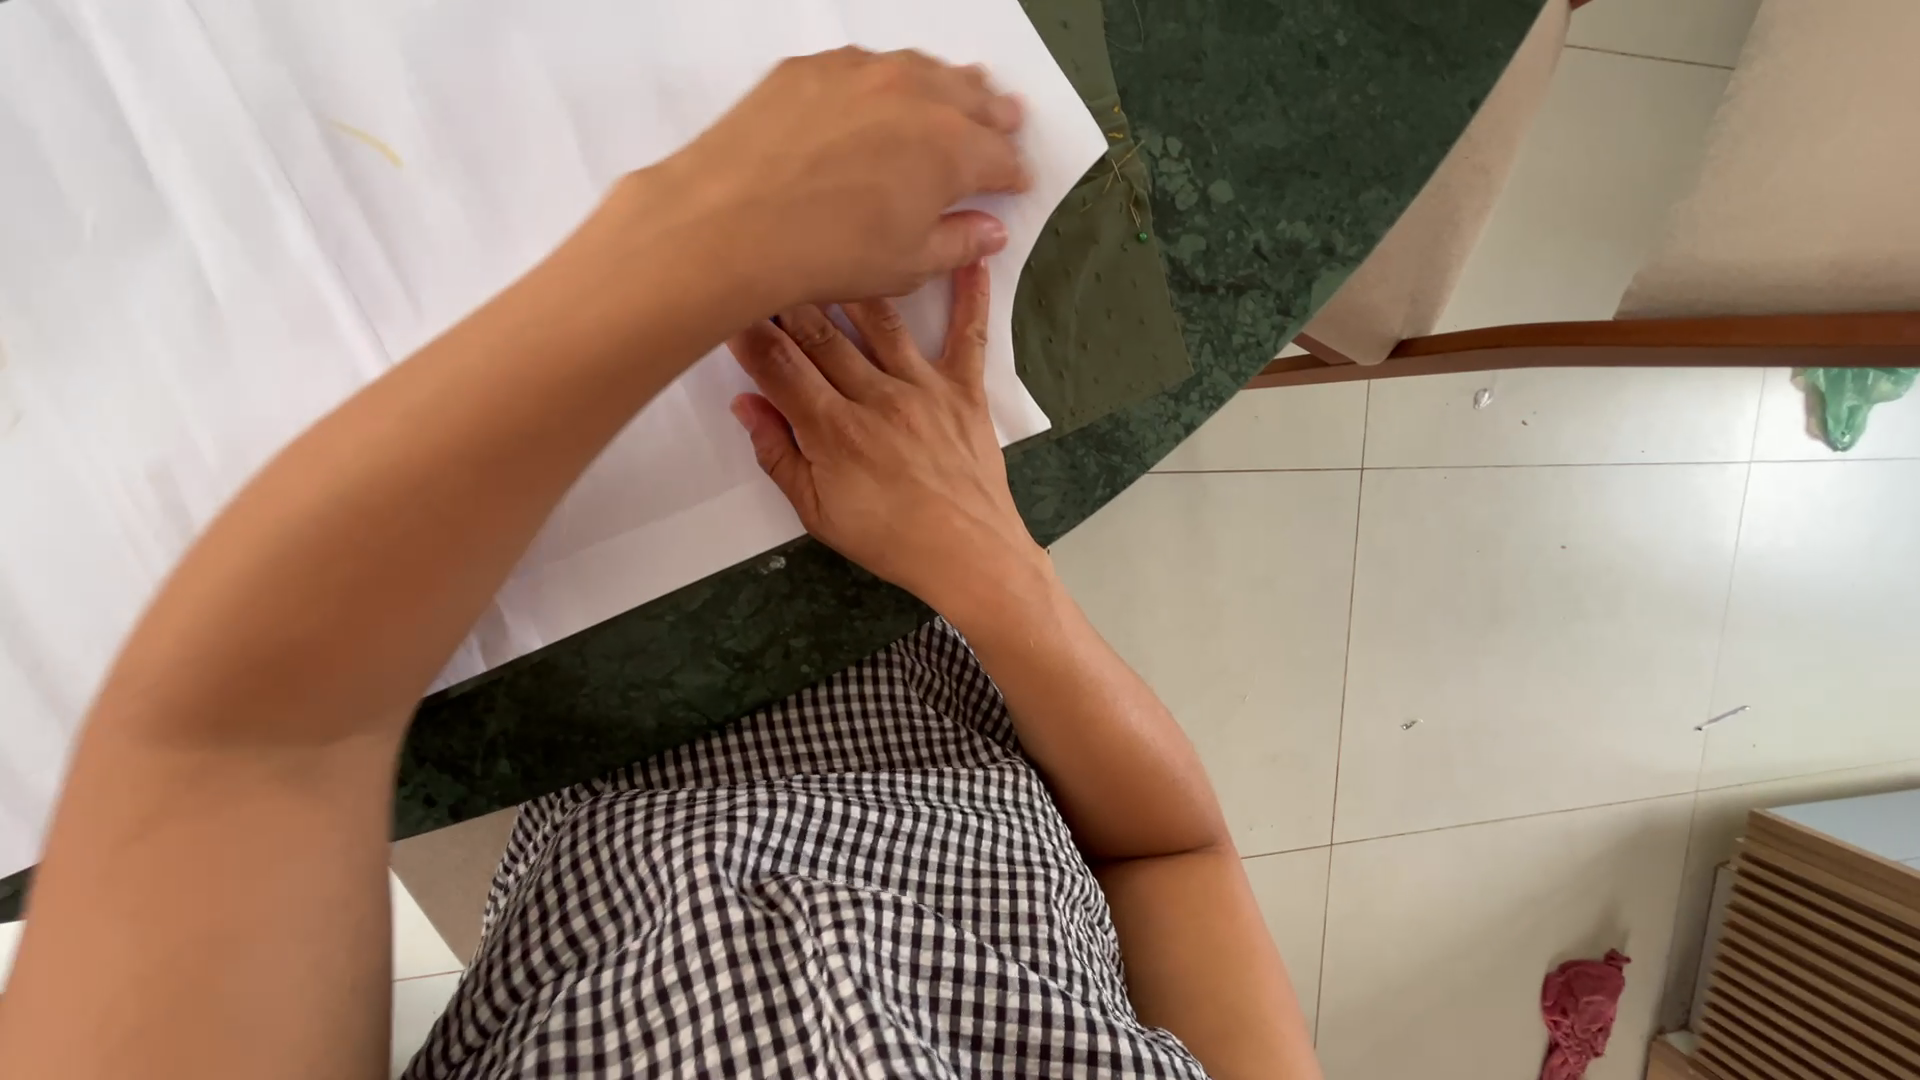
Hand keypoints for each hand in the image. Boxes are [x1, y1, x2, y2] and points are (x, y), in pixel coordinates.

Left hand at [594, 48, 1028, 317]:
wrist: (734, 224)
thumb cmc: (828, 253)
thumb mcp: (908, 265)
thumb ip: (958, 243)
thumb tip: (991, 233)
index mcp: (951, 149)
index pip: (999, 157)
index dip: (1013, 173)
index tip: (1018, 182)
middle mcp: (915, 96)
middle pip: (971, 99)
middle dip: (994, 114)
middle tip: (1009, 119)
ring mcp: (861, 73)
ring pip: (923, 70)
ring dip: (949, 83)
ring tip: (964, 87)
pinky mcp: (811, 69)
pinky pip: (866, 64)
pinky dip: (889, 77)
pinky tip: (886, 89)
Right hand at [726, 261, 1050, 622]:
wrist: (968, 555)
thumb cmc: (889, 539)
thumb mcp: (817, 513)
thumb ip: (778, 456)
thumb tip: (744, 404)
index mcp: (833, 430)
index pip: (777, 365)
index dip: (746, 329)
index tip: (726, 297)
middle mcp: (875, 396)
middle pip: (820, 333)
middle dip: (788, 294)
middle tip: (768, 255)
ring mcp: (924, 387)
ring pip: (880, 319)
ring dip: (852, 278)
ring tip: (834, 238)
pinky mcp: (965, 389)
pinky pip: (968, 334)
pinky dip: (971, 295)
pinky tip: (972, 256)